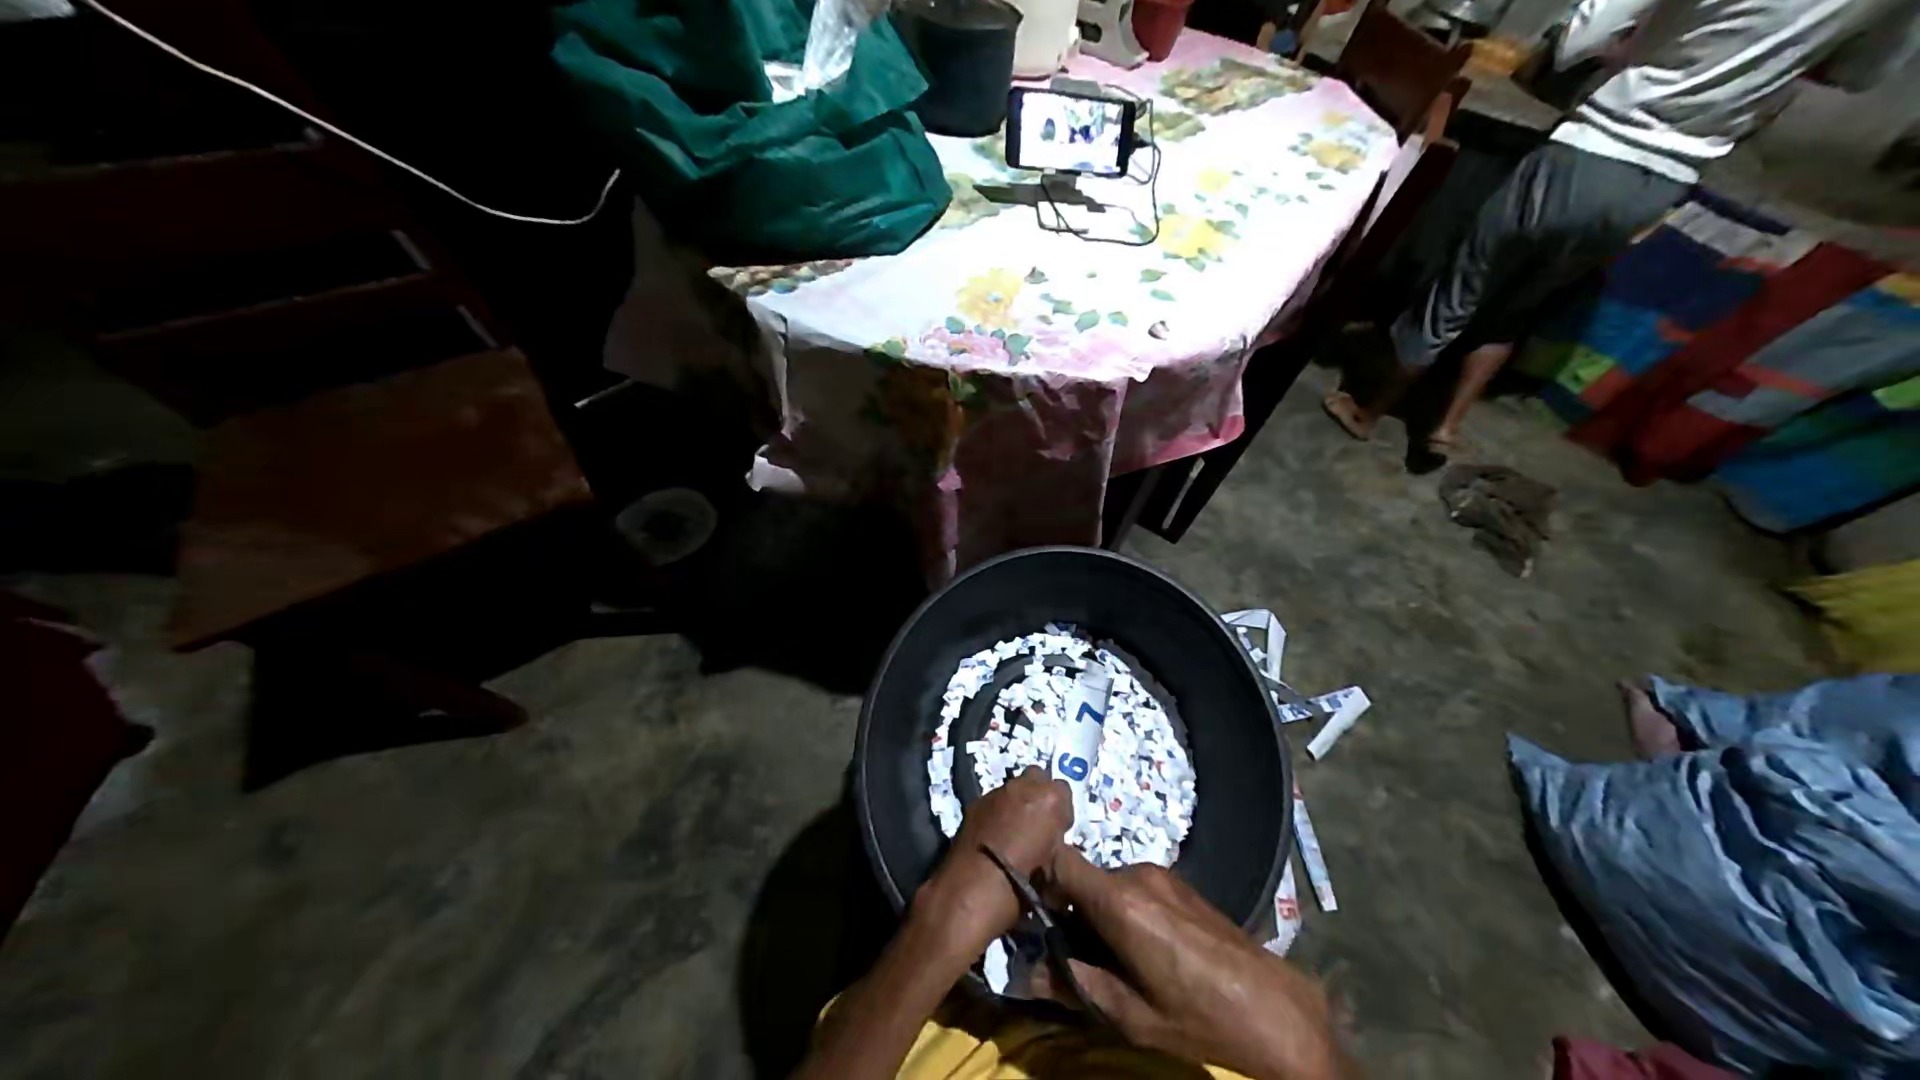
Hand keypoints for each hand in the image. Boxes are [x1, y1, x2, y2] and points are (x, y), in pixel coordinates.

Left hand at [916, 767, 1071, 950]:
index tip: (1056, 829)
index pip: (1063, 789)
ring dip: (1016, 804)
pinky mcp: (976, 803)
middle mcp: (1023, 786)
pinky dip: (997, 813)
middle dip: (1038, 795)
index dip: (1060, 810)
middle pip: (1037, 777)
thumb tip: (1050, 838)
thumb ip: (1056, 838)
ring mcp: (997, 792)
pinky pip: (993, 801)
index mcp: (1050, 798)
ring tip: (1012, 833)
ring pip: (1013, 788)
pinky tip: (993, 836)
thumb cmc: (1026, 881)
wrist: (975, 887)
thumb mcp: (1056, 862)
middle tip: (1036, 824)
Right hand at [1035, 851, 1355, 1079]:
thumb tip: (1026, 973)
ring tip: (1119, 961)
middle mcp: (1136, 874)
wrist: (1275, 1009)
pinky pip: (1135, 888)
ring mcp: (1161, 875)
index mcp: (1119, 900)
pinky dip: (1126, 911)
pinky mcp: (1179, 883)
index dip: (1040, 880)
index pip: (1059, 860)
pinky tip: (1148, 951)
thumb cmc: (1198, 1016)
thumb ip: (1074, 985)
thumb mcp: (1130, 1015)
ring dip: (1101, 914)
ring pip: (1108, 885)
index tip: (1036, 915)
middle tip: (1081, 957)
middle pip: (1083, 878)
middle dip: (1073, 912)